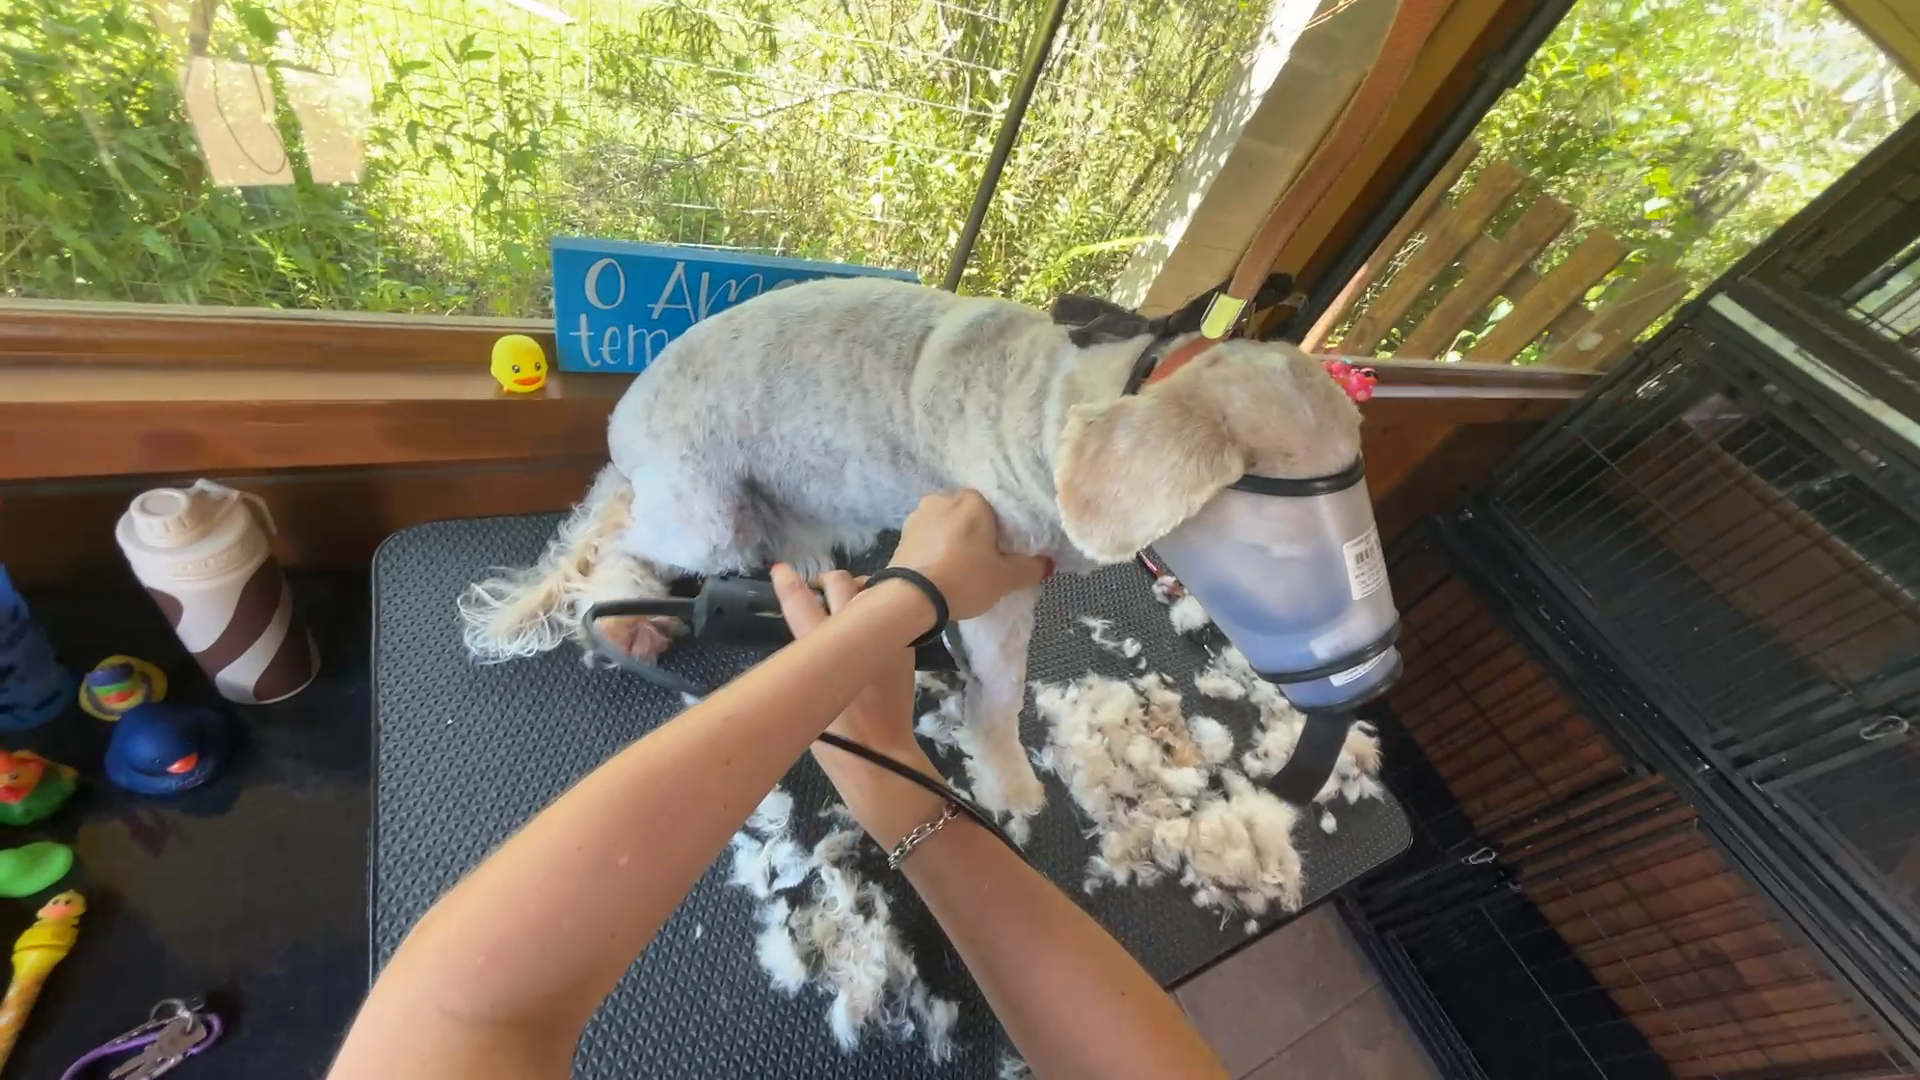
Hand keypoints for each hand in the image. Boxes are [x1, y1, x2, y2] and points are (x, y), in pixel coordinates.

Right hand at [771, 566, 938, 843]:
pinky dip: (875, 612)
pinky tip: (868, 627)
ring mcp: (885, 634)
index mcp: (821, 646)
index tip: (780, 569)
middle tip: (819, 590)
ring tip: (845, 604)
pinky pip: (888, 614)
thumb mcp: (802, 696)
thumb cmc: (833, 738)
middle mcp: (854, 631)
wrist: (879, 753)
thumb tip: (805, 643)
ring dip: (855, 592)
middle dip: (827, 581)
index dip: (788, 584)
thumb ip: (803, 663)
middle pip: (840, 583)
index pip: (799, 603)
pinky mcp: (905, 644)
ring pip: (869, 592)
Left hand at [888, 491, 1049, 619]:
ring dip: (953, 541)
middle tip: (985, 562)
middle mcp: (943, 499)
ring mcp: (918, 515)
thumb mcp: (1005, 578)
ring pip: (946, 525)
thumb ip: (1030, 568)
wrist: (910, 599)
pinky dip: (936, 549)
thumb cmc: (964, 579)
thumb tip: (1046, 563)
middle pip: (969, 515)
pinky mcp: (901, 535)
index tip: (1005, 552)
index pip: (996, 508)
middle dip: (976, 534)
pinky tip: (940, 569)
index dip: (1003, 531)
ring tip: (960, 568)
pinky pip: (928, 538)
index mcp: (972, 500)